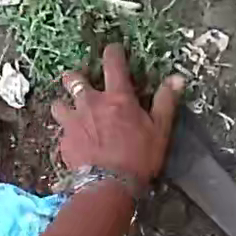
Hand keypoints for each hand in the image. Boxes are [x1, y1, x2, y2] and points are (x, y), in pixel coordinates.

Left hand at [52, 43, 184, 186]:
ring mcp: (73, 122)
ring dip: (64, 106)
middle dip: (75, 77)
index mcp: (117, 97)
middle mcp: (90, 103)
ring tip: (70, 113)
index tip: (113, 50)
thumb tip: (177, 79)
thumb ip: (166, 102)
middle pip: (74, 79)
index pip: (113, 62)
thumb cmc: (138, 158)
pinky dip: (66, 133)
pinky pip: (60, 131)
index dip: (113, 52)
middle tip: (80, 83)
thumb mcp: (160, 131)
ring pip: (59, 104)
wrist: (109, 186)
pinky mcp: (64, 141)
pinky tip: (73, 142)